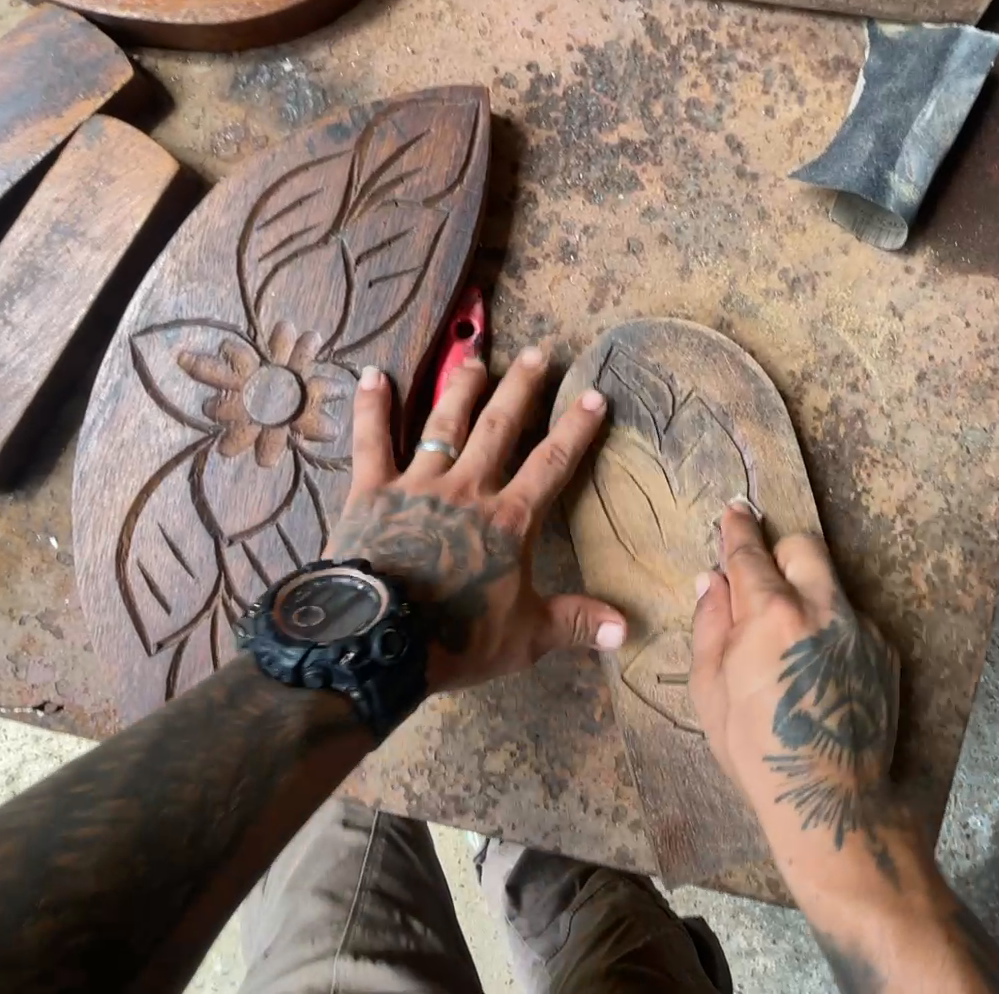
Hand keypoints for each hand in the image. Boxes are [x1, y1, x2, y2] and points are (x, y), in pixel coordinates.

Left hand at [327, 349, 625, 692]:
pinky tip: (374, 374)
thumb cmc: (456, 637)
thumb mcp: (526, 636)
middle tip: (538, 353)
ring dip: (462, 388)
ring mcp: (418, 485)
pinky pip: (372, 441)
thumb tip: (626, 631)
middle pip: (499, 427)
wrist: (378, 645)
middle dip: (522, 389)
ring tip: (477, 358)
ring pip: (444, 424)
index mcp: (509, 519)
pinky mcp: (371, 492)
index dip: (576, 427)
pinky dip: (372, 407)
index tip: (594, 395)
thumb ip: (575, 623)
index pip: (553, 463)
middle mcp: (467, 488)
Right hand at [690, 501, 901, 854]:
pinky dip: (828, 626)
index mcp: (772, 613)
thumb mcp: (709, 687)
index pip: (750, 552)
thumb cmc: (754, 747)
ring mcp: (861, 628)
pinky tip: (816, 669)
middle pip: (804, 546)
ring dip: (804, 591)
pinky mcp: (884, 651)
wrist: (829, 801)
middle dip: (779, 550)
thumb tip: (712, 578)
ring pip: (830, 581)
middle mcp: (823, 608)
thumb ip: (710, 622)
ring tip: (788, 638)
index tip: (734, 509)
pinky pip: (850, 618)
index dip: (737, 526)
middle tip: (760, 580)